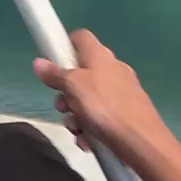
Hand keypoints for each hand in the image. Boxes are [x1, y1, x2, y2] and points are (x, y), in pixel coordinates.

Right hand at [33, 30, 180, 175]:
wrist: (143, 142)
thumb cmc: (104, 107)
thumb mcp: (72, 87)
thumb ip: (54, 74)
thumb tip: (38, 62)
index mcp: (99, 55)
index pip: (80, 37)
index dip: (64, 46)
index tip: (53, 64)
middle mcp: (112, 69)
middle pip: (79, 73)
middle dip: (65, 94)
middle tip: (63, 108)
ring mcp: (121, 92)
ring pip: (87, 98)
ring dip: (76, 115)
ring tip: (77, 131)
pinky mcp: (126, 113)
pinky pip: (100, 116)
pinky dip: (91, 127)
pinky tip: (88, 141)